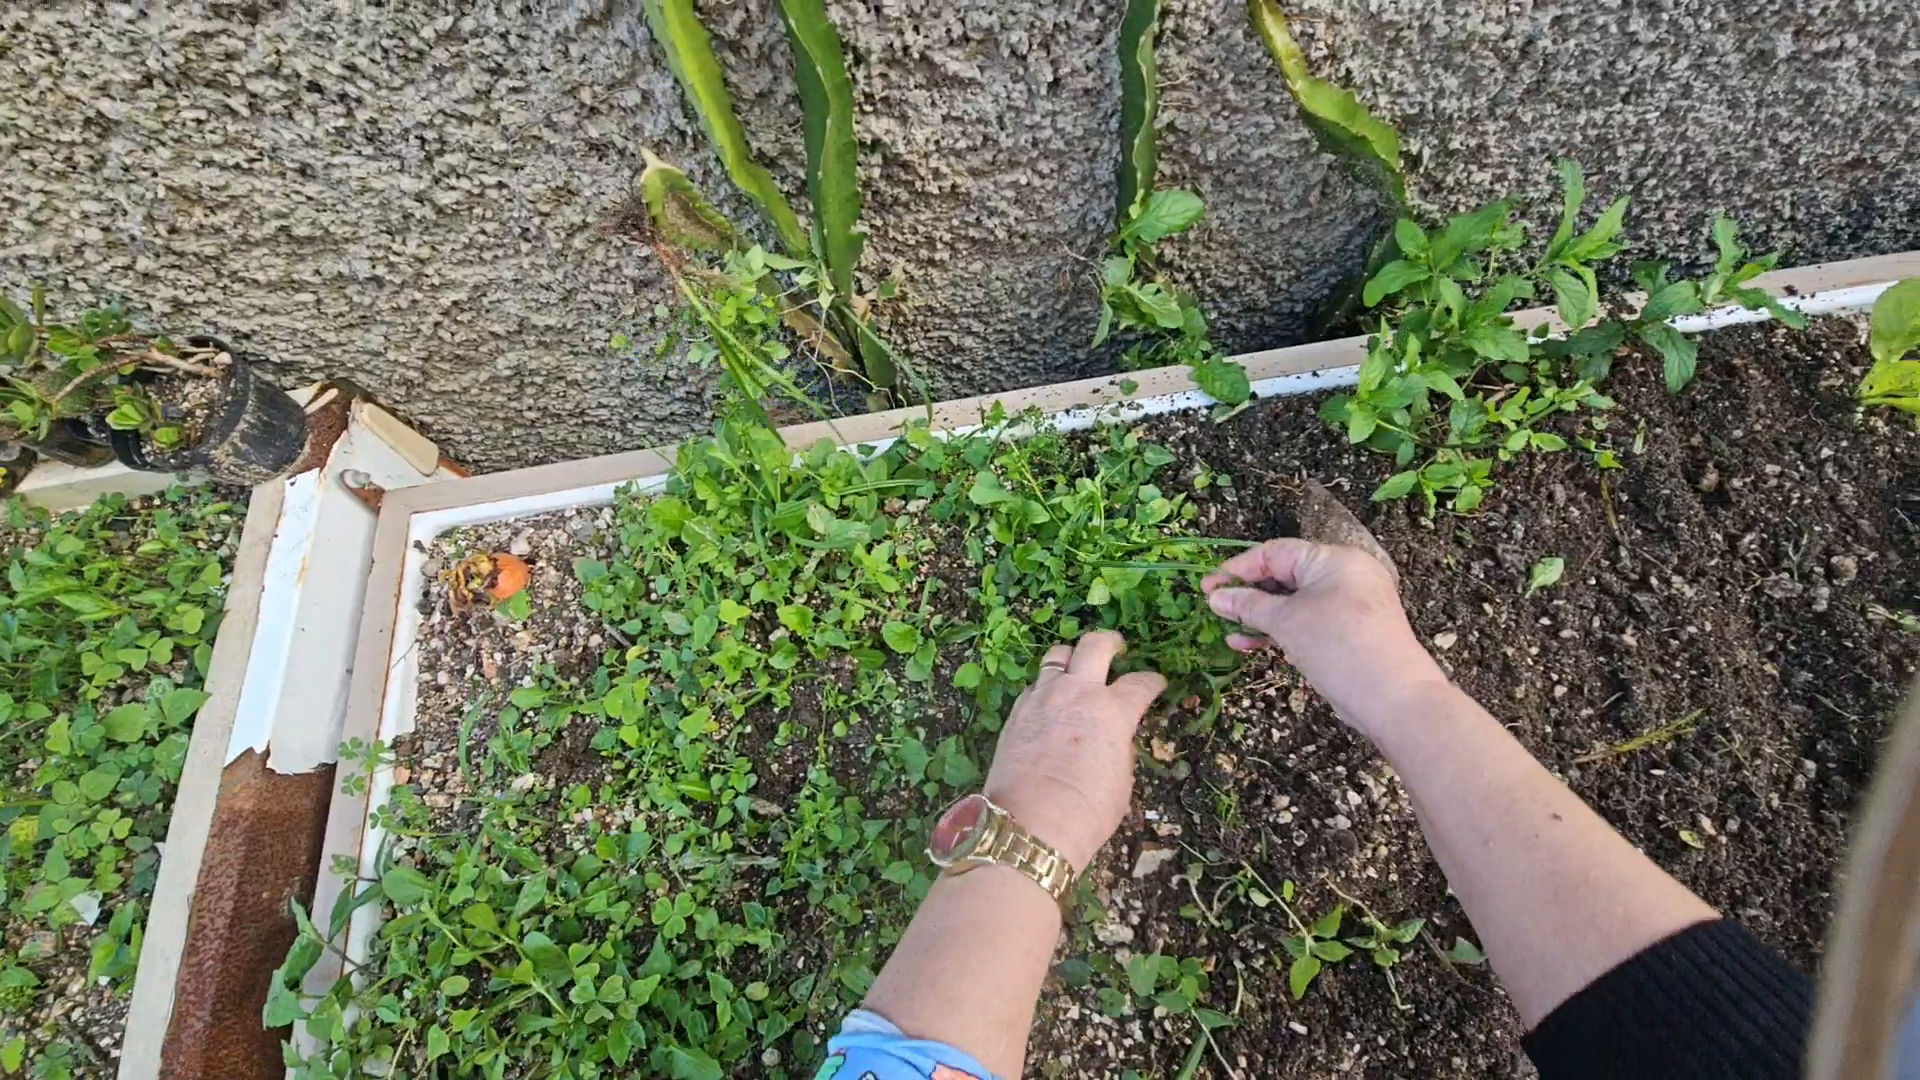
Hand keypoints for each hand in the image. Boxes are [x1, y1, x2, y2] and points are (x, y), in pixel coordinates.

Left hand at [983, 631, 1166, 872]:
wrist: (1032, 822)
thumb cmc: (1087, 810)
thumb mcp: (1120, 781)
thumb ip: (1118, 747)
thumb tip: (1113, 737)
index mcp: (1112, 710)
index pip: (1140, 683)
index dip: (1152, 681)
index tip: (1156, 682)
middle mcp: (1078, 692)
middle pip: (1095, 645)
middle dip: (1110, 642)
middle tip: (1117, 647)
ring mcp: (1044, 696)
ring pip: (1057, 656)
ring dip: (1071, 659)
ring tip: (1077, 669)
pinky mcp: (1018, 709)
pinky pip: (1036, 685)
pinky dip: (1048, 687)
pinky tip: (1051, 702)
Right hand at [1202, 538, 1446, 736]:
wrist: (1394, 700)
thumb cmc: (1339, 647)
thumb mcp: (1286, 622)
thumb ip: (1248, 605)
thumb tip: (1216, 596)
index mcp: (1334, 560)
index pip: (1275, 553)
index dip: (1238, 568)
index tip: (1208, 586)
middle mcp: (1342, 576)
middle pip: (1282, 576)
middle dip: (1247, 593)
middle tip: (1213, 606)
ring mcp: (1345, 605)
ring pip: (1290, 602)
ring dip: (1257, 615)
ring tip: (1227, 629)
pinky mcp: (1344, 632)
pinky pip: (1302, 622)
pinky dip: (1276, 630)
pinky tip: (1246, 644)